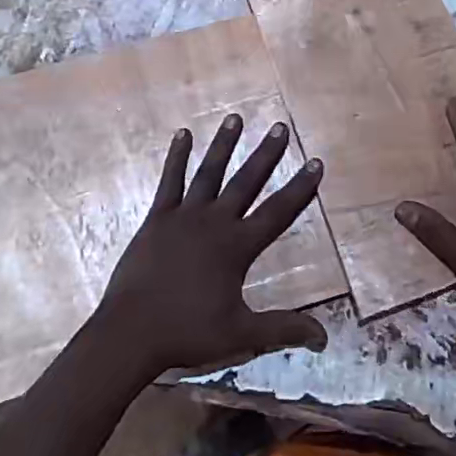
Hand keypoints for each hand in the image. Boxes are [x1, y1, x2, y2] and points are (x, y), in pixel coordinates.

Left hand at [91, 115, 329, 376]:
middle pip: (245, 182)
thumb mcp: (241, 335)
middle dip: (265, 155)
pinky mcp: (157, 219)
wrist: (131, 332)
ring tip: (234, 118)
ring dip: (223, 146)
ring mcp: (182, 217)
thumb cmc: (187, 332)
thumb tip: (324, 337)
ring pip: (209, 173)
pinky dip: (177, 157)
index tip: (315, 163)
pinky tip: (182, 135)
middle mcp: (213, 223)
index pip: (277, 212)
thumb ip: (283, 329)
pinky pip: (170, 181)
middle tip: (279, 127)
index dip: (299, 189)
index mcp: (236, 247)